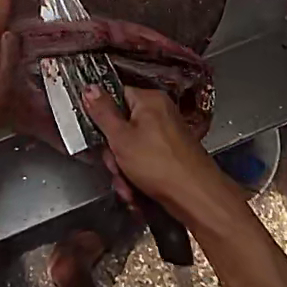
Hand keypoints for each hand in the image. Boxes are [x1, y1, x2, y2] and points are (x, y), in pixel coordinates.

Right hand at [84, 87, 242, 224]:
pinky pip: (142, 159)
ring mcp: (166, 135)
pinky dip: (135, 174)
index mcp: (150, 101)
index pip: (115, 95)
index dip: (101, 115)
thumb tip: (89, 88)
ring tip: (126, 182)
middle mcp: (160, 114)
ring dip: (122, 167)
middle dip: (113, 151)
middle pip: (121, 124)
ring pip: (129, 146)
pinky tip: (135, 189)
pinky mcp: (169, 155)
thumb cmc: (161, 165)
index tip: (96, 133)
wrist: (197, 198)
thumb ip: (102, 112)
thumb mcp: (120, 137)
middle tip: (114, 163)